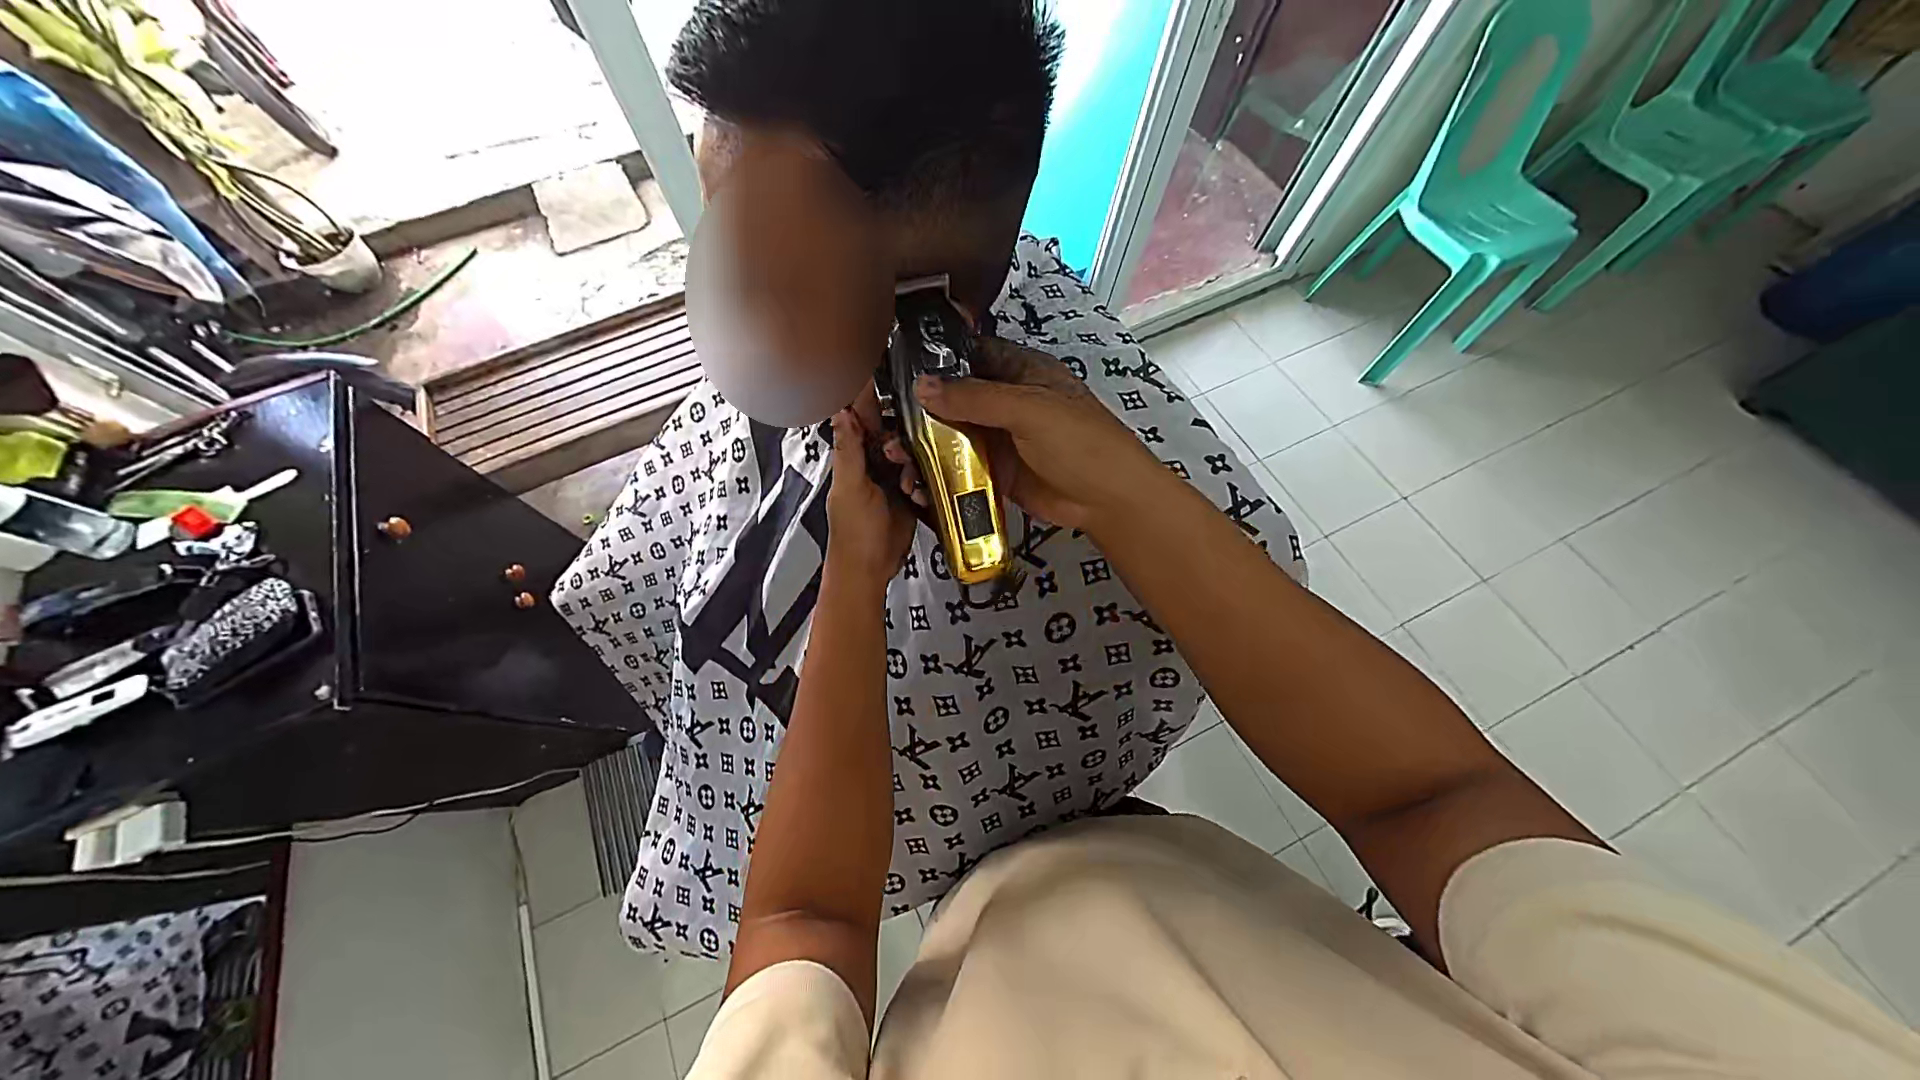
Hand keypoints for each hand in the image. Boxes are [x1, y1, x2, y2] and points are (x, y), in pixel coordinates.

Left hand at [825, 408, 916, 587]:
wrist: (871, 569)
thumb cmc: (853, 535)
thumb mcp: (850, 488)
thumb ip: (849, 449)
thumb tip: (842, 412)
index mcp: (852, 458)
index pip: (860, 418)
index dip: (872, 400)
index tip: (886, 382)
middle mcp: (872, 465)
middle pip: (894, 433)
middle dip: (903, 439)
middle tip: (900, 456)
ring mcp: (892, 480)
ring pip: (912, 453)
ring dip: (915, 466)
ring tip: (908, 484)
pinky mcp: (910, 495)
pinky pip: (924, 476)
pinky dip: (924, 484)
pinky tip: (917, 496)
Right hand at [912, 338, 1163, 533]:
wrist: (1107, 500)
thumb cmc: (1082, 443)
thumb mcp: (1029, 410)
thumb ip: (975, 396)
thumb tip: (923, 386)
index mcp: (1021, 372)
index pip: (972, 355)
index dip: (938, 362)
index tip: (899, 373)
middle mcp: (1008, 402)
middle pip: (955, 400)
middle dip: (922, 413)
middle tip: (890, 428)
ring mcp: (1001, 438)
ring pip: (953, 437)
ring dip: (925, 448)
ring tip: (900, 460)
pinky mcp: (998, 471)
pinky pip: (961, 469)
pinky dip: (938, 475)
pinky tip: (917, 484)